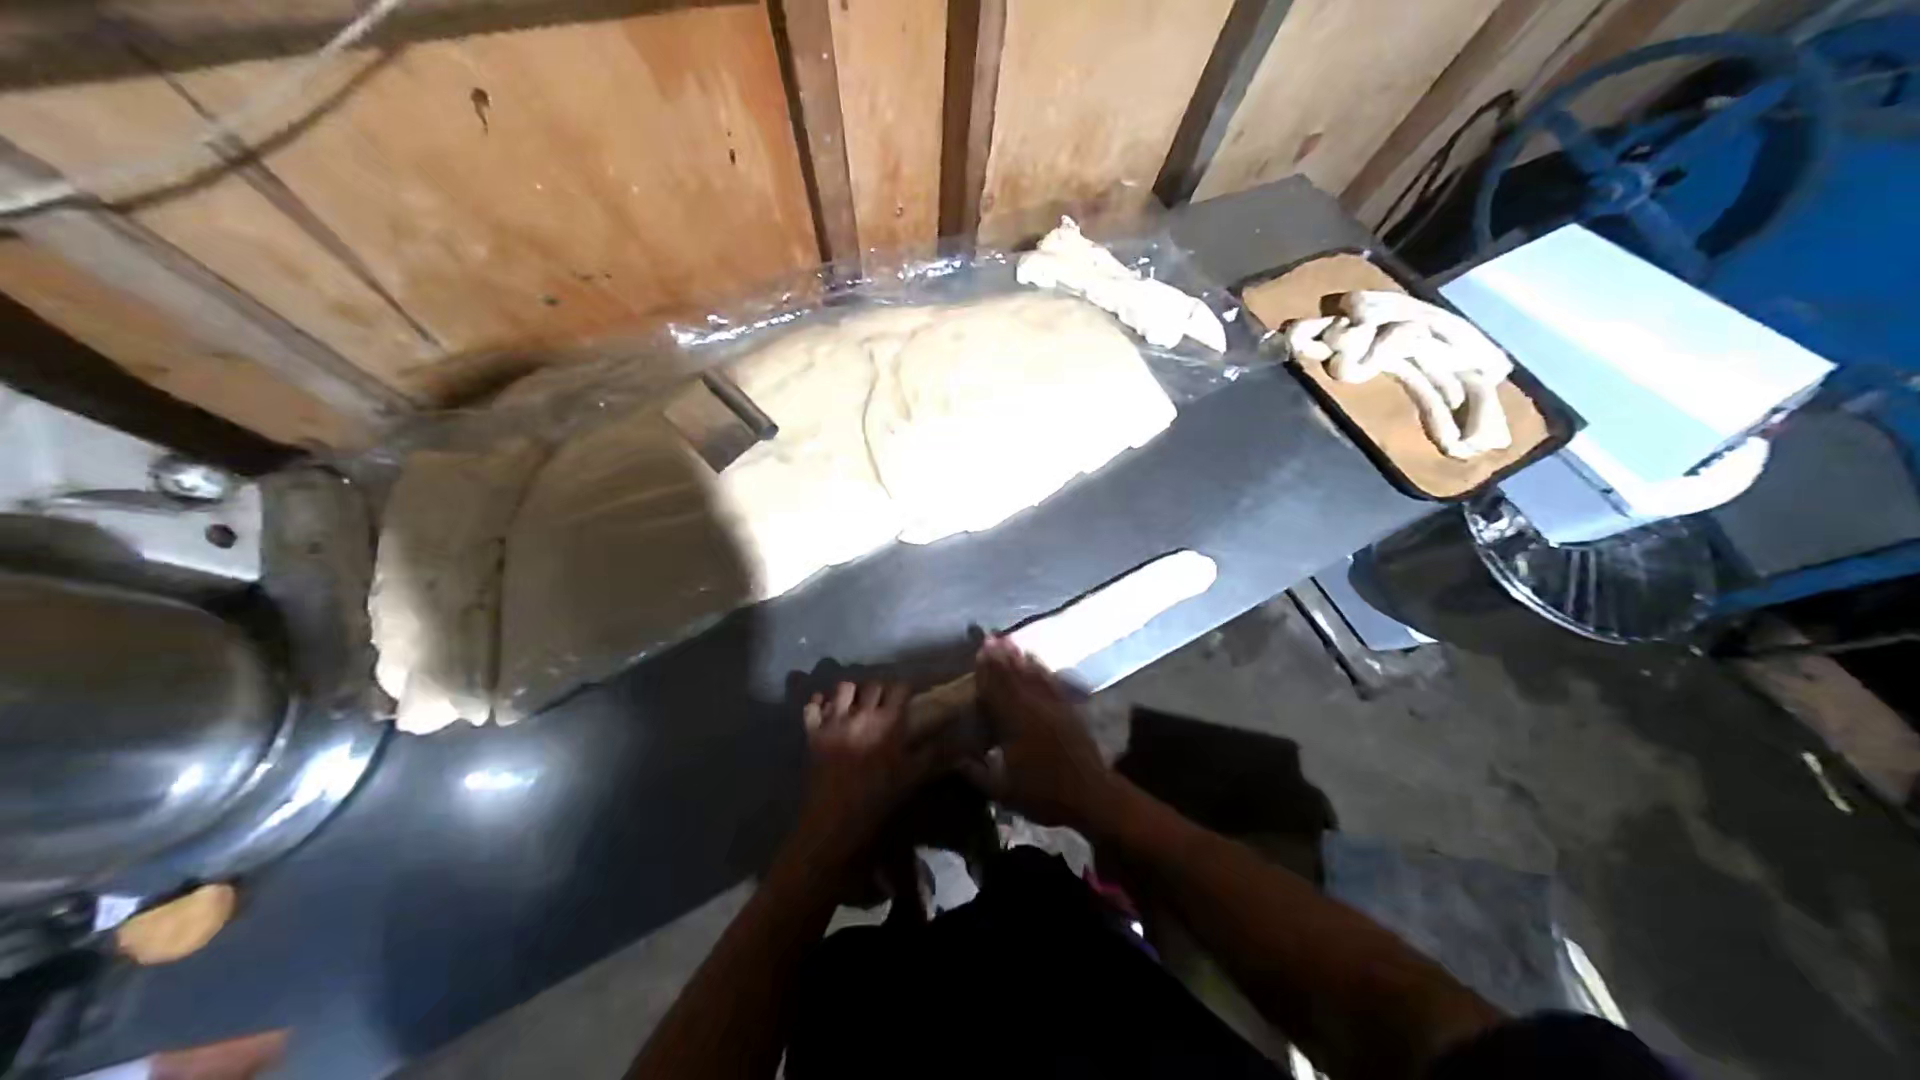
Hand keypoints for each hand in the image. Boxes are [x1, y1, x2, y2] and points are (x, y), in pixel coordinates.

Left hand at [795, 681, 938, 855]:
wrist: (835, 819)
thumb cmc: (878, 798)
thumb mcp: (912, 776)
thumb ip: (935, 754)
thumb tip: (962, 742)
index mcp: (887, 722)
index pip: (900, 688)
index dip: (905, 690)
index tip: (908, 698)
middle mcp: (861, 714)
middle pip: (873, 684)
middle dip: (881, 690)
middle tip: (885, 703)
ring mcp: (834, 721)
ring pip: (843, 688)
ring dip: (852, 692)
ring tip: (856, 704)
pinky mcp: (813, 732)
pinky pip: (812, 705)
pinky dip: (819, 703)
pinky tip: (828, 711)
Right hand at [965, 636, 1118, 828]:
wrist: (1092, 797)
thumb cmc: (1044, 795)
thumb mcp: (1003, 791)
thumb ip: (977, 773)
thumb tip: (956, 759)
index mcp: (1015, 723)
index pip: (996, 691)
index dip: (987, 671)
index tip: (979, 651)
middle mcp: (1034, 708)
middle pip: (1015, 677)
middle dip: (1002, 657)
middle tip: (991, 637)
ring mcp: (1054, 707)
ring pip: (1034, 676)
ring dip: (1021, 658)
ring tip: (1011, 642)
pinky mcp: (1070, 711)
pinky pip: (1053, 683)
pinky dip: (1043, 670)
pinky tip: (1038, 662)